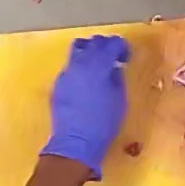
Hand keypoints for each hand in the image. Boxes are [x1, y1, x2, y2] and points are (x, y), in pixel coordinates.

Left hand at [41, 34, 129, 178]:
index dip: (121, 47)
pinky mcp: (58, 84)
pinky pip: (71, 67)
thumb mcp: (119, 100)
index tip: (126, 55)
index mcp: (97, 65)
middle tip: (114, 56)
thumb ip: (117, 78)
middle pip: (93, 42)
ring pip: (77, 50)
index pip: (111, 44)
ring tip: (98, 66)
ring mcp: (66, 73)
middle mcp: (79, 63)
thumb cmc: (103, 123)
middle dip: (105, 45)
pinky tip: (86, 83)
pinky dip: (81, 68)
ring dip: (90, 52)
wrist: (75, 143)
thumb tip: (114, 68)